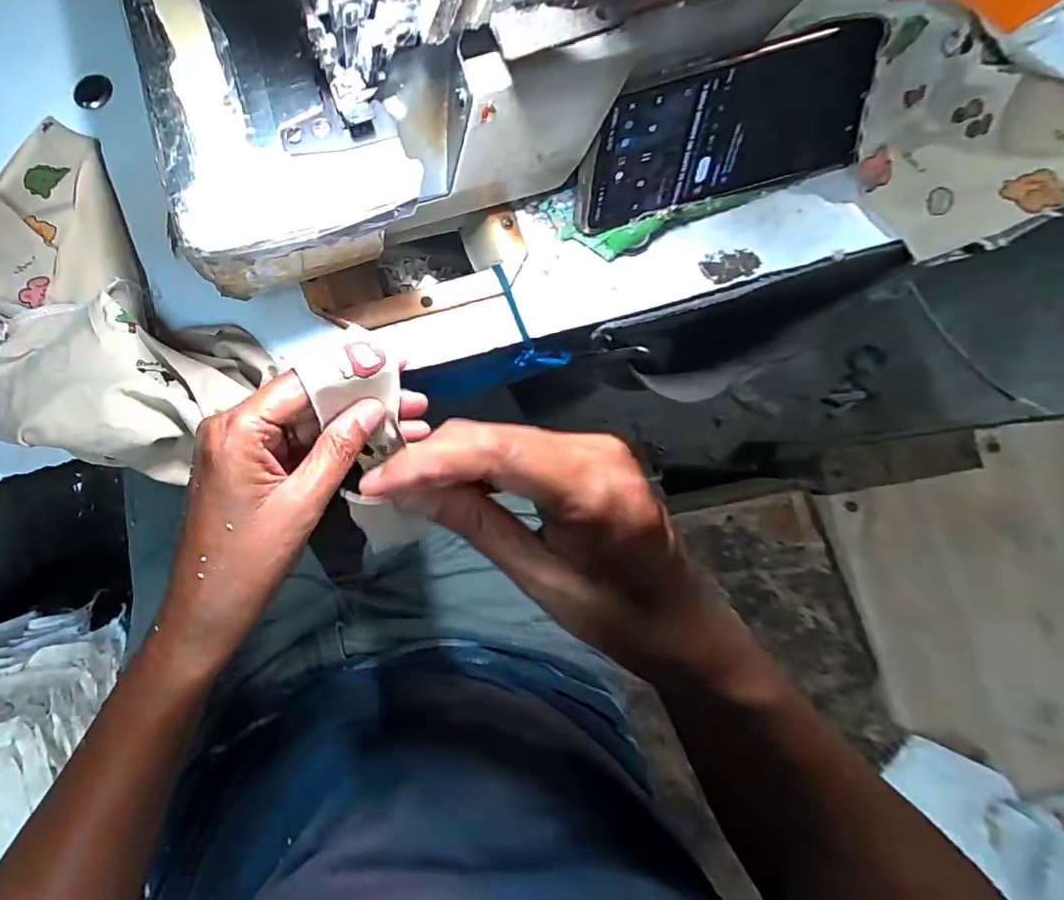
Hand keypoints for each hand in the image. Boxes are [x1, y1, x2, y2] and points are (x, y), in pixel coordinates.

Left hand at [147, 373, 430, 679]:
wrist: (205, 609)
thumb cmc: (249, 562)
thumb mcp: (301, 503)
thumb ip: (336, 449)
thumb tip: (372, 406)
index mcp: (237, 427)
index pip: (300, 382)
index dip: (349, 369)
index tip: (392, 361)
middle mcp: (230, 423)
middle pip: (301, 398)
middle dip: (355, 398)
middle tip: (408, 397)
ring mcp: (234, 442)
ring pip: (299, 420)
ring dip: (346, 421)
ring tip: (401, 418)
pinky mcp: (243, 461)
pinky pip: (288, 441)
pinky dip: (324, 443)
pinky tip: (365, 440)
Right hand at [358, 420, 763, 688]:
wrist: (687, 627)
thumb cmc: (620, 619)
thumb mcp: (539, 578)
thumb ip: (474, 522)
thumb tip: (407, 490)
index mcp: (591, 486)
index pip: (491, 451)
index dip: (425, 461)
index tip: (376, 481)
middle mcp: (593, 448)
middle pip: (489, 436)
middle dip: (428, 457)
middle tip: (381, 484)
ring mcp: (591, 444)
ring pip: (495, 436)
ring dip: (446, 457)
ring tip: (403, 483)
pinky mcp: (583, 451)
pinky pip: (513, 445)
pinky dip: (474, 461)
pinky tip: (446, 479)